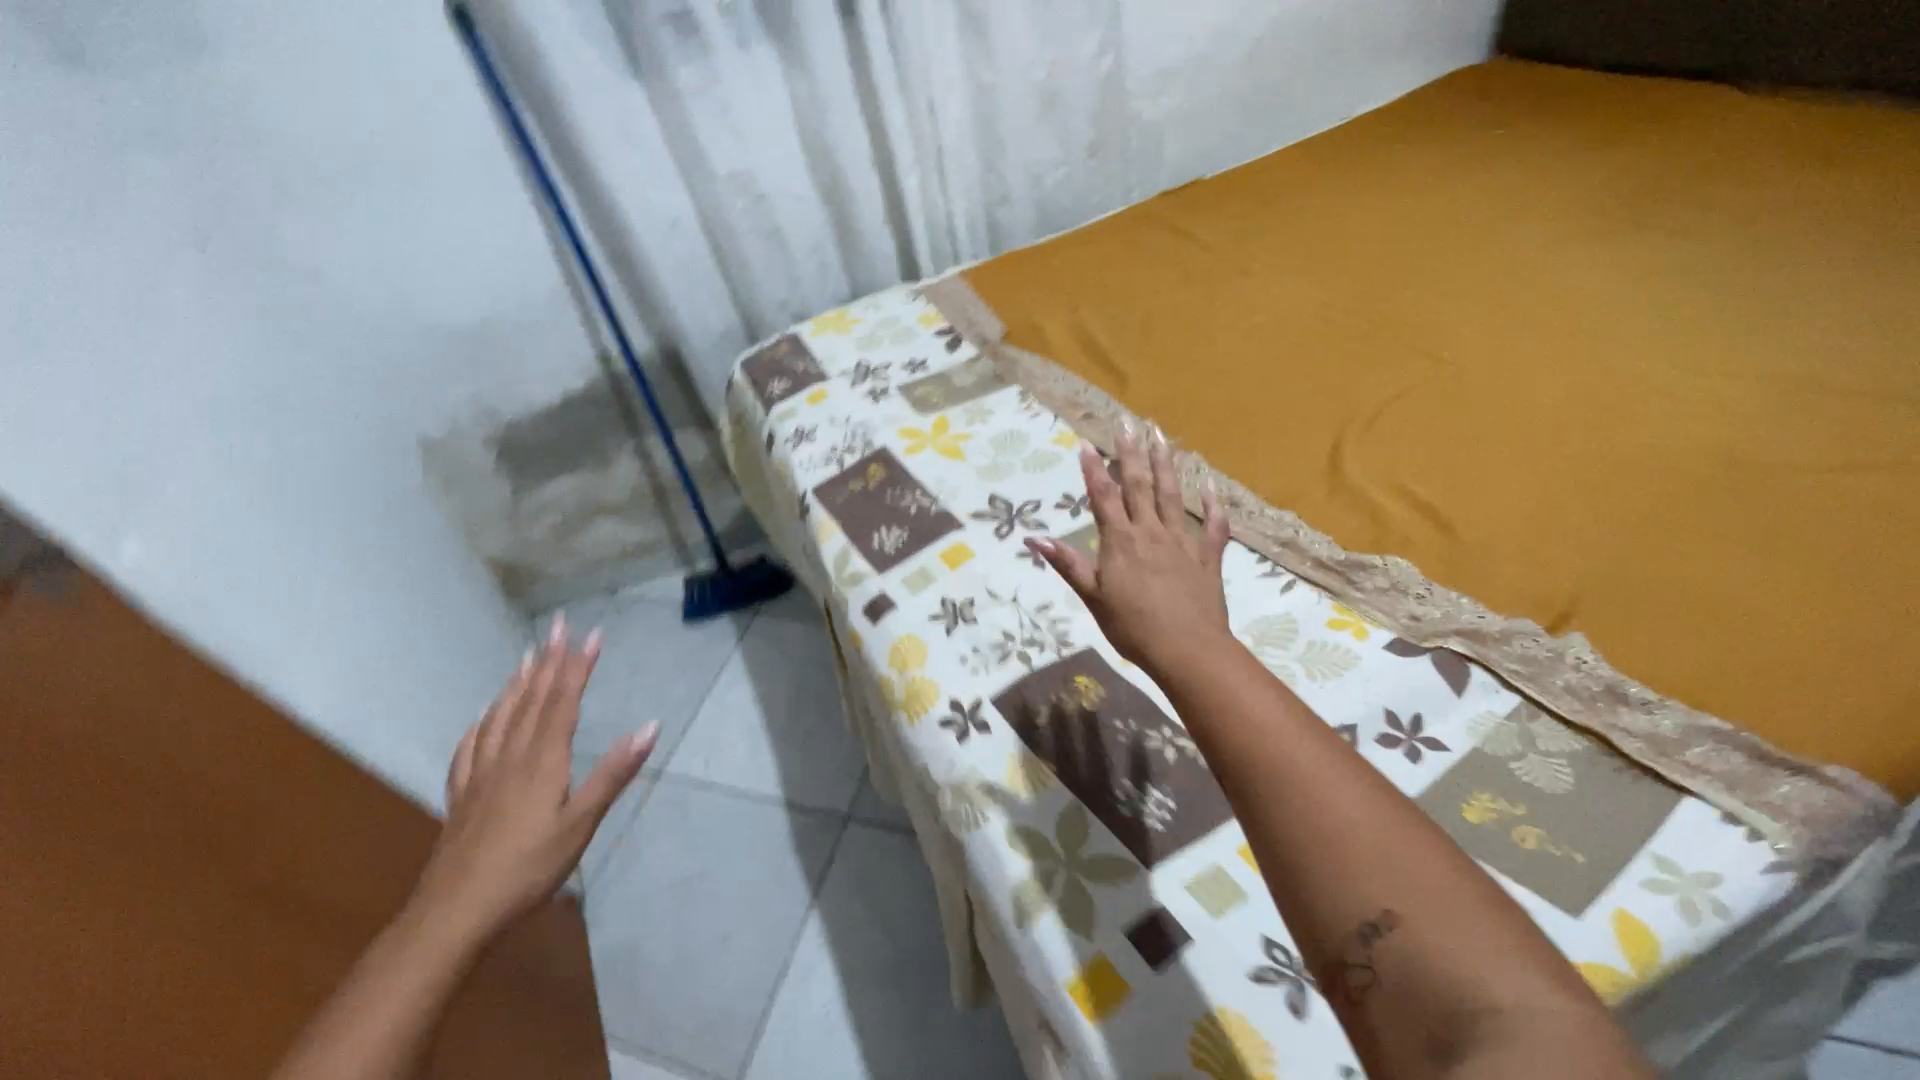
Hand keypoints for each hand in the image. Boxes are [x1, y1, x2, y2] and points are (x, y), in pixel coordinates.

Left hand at [410, 615, 657, 944]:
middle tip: (558, 625)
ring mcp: (480, 774)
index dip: (578, 666)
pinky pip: (471, 745)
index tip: (591, 634)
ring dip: (517, 682)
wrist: (456, 910)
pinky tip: (483, 716)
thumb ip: (613, 773)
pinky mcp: (462, 795)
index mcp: (542, 761)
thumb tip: (650, 727)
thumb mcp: (581, 824)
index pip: (563, 701)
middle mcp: (510, 756)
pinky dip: (482, 721)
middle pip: (531, 699)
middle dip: (548, 660)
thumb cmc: (528, 868)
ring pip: (501, 716)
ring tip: (528, 656)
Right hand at [1026, 420, 1232, 675]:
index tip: (1087, 443)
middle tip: (1128, 422)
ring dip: (1166, 464)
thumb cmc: (1132, 627)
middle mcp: (1151, 532)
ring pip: (1172, 496)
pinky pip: (1212, 527)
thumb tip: (1034, 538)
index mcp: (1120, 541)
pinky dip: (1213, 506)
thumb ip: (1068, 564)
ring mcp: (1182, 542)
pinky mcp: (1206, 558)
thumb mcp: (1093, 597)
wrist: (1187, 649)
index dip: (1094, 470)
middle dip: (1131, 453)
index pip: (1104, 497)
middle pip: (1139, 485)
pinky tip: (1211, 487)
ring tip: (1161, 436)